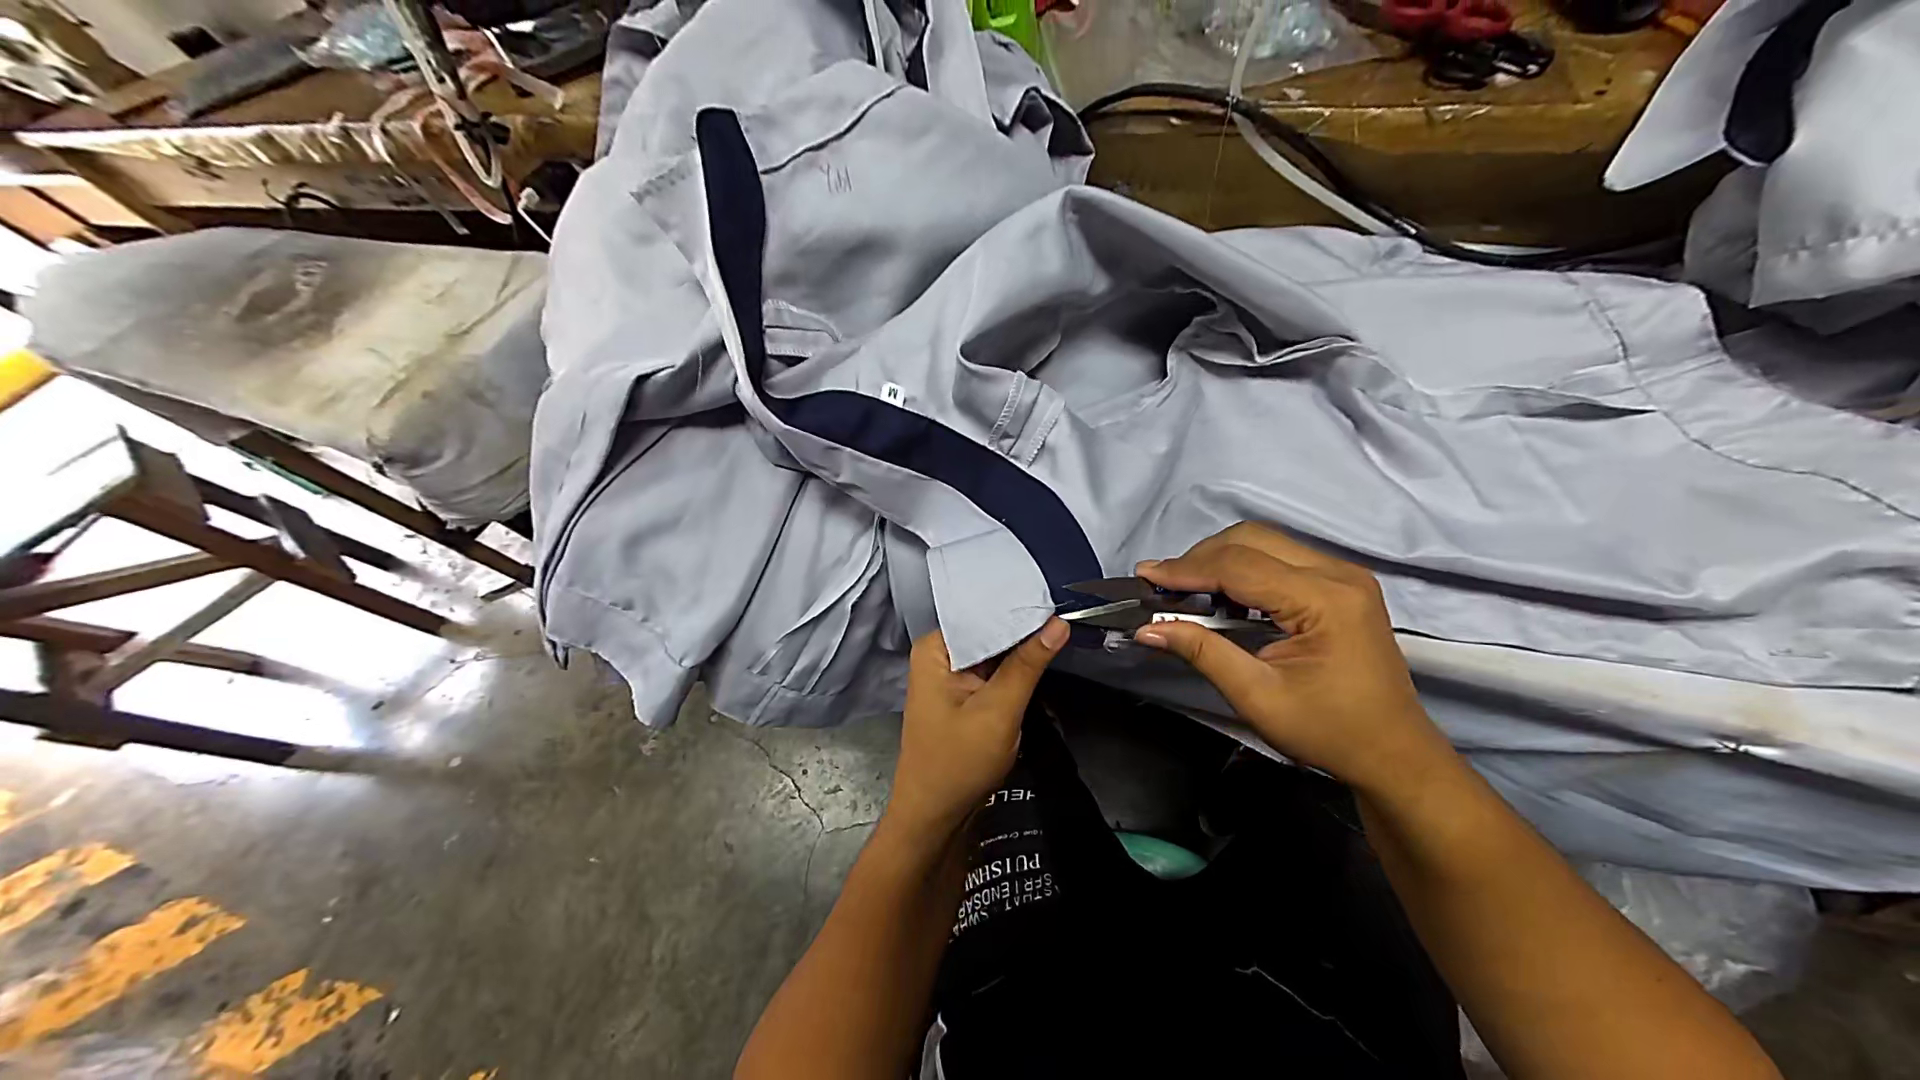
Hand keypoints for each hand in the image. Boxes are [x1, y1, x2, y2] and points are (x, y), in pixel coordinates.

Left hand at [887, 621, 1068, 836]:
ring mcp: (950, 675)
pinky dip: (1015, 667)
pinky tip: (1041, 655)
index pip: (981, 611)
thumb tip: (1057, 624)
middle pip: (988, 629)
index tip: (1054, 596)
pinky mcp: (963, 694)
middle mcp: (938, 654)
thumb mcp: (998, 711)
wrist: (935, 815)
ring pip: (994, 650)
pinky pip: (993, 669)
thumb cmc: (958, 763)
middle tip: (1064, 609)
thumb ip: (1028, 665)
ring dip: (1022, 646)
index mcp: (935, 648)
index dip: (1018, 604)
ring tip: (1060, 626)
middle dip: (1023, 624)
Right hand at [1132, 523, 1453, 794]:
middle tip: (1163, 585)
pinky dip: (1242, 567)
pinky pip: (1280, 557)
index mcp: (1325, 601)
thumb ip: (1202, 652)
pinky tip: (1222, 593)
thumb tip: (1147, 628)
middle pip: (1252, 540)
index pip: (1240, 566)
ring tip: (1185, 588)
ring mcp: (1344, 575)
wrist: (1393, 754)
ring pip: (1265, 542)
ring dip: (1220, 559)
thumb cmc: (1329, 732)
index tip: (1145, 576)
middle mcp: (1339, 575)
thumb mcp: (1257, 696)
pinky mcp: (1342, 584)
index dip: (1187, 569)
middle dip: (1200, 558)